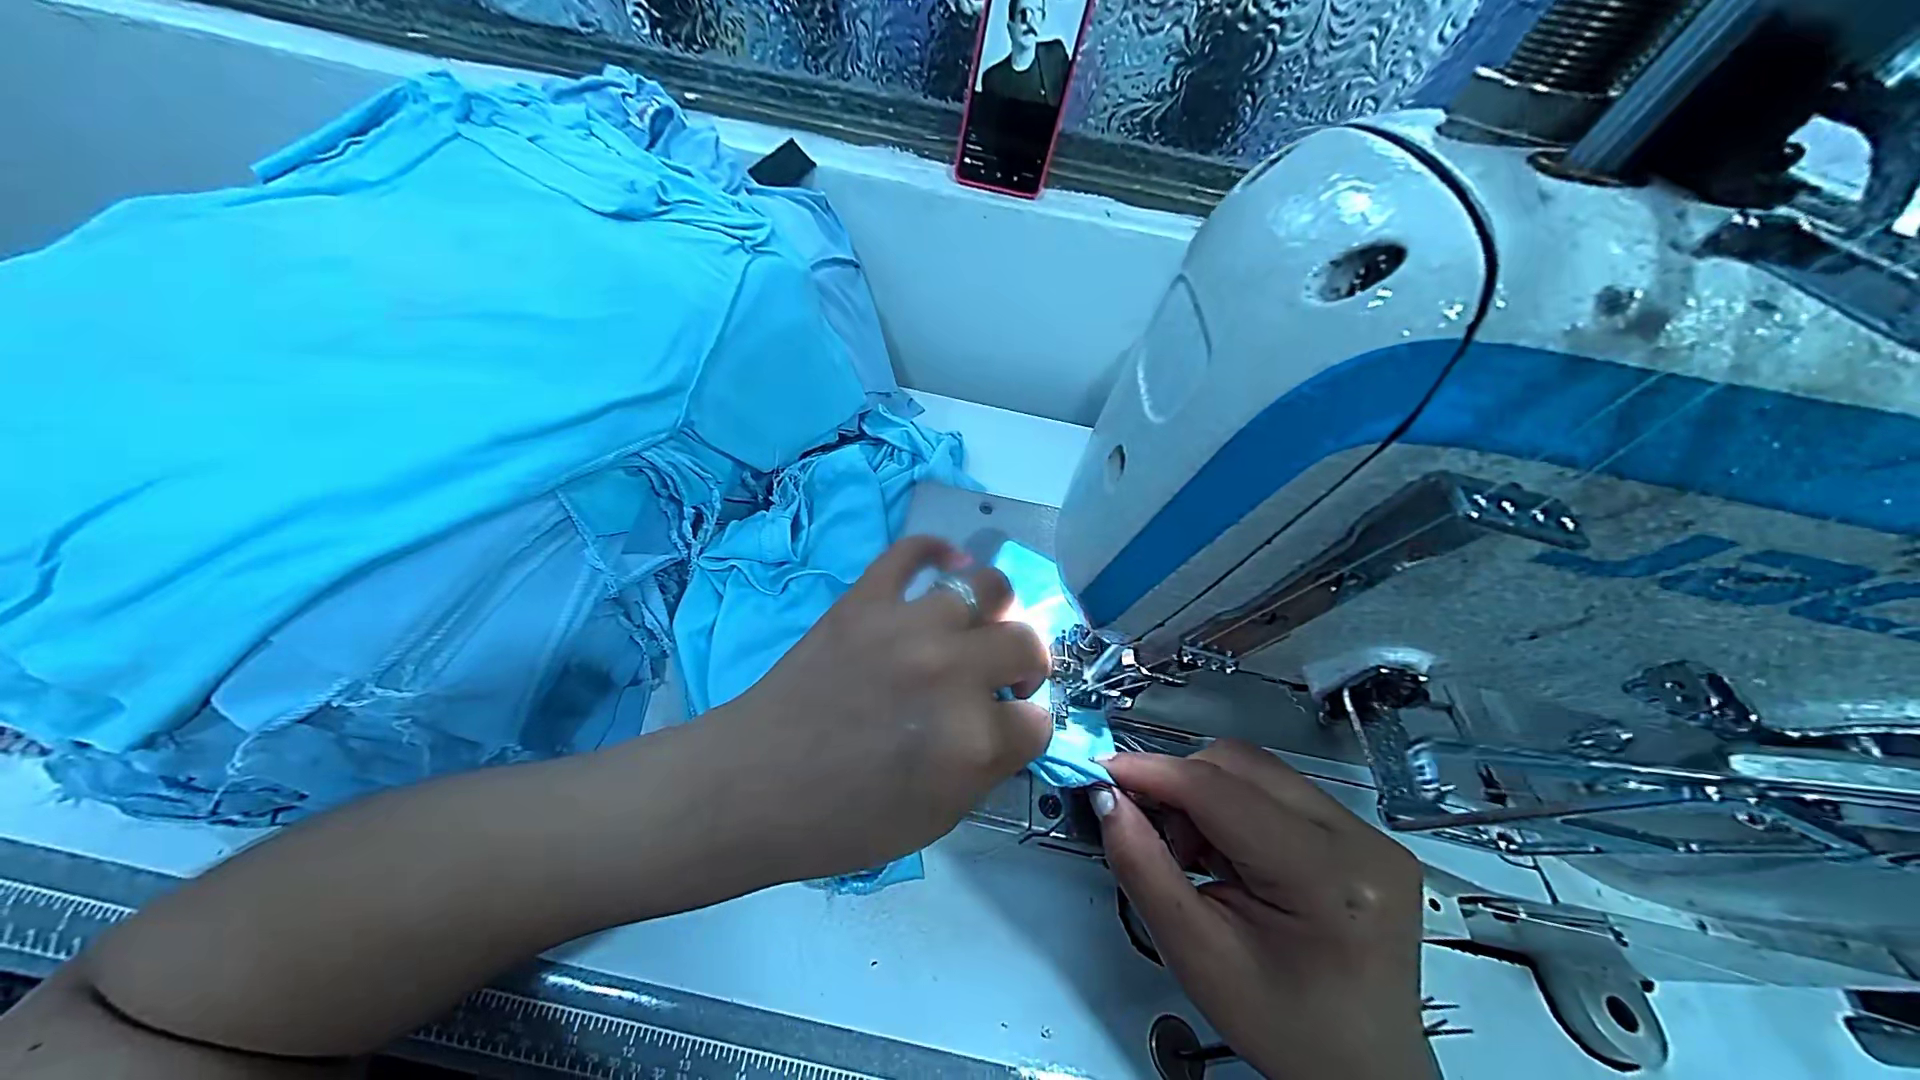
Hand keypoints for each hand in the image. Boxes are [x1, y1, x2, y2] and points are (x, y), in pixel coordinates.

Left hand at [704, 535, 1052, 883]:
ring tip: (976, 628)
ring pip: (988, 587)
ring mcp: (908, 626)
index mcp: (972, 741)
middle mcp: (951, 672)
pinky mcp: (865, 599)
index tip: (1008, 729)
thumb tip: (1012, 722)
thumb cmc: (841, 820)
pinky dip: (936, 551)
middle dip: (1026, 668)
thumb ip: (987, 768)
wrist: (752, 785)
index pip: (1037, 721)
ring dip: (995, 611)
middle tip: (1000, 680)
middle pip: (1025, 644)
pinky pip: (911, 551)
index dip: (1026, 728)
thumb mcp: (935, 819)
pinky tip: (948, 566)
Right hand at [1094, 740, 1433, 1079]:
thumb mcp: (1196, 954)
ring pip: (1256, 770)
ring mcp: (1368, 835)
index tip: (1104, 772)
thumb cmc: (1285, 1026)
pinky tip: (1228, 853)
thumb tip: (1108, 800)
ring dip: (1206, 793)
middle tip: (1153, 831)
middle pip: (1241, 765)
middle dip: (1181, 785)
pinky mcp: (1363, 835)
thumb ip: (1142, 867)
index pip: (1221, 793)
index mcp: (1328, 881)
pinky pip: (1277, 789)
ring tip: (1196, 853)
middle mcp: (1360, 842)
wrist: (1363, 1070)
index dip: (1153, 772)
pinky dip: (1234, 805)